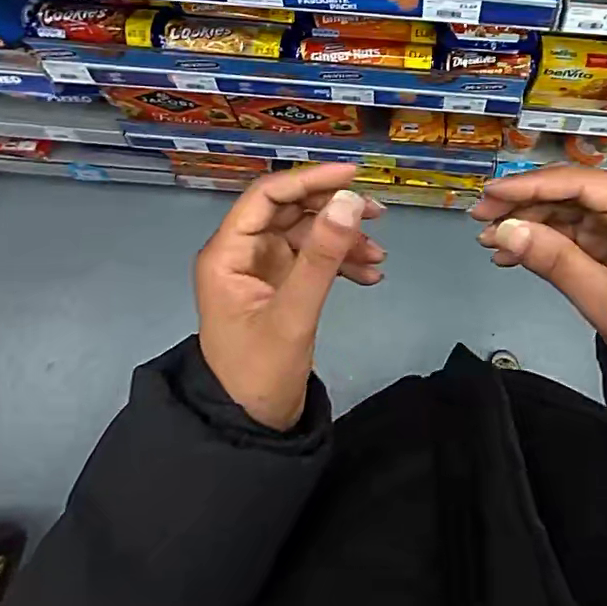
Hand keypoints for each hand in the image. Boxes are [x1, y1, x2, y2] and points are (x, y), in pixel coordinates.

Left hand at [195, 163, 385, 429]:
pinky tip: (370, 275)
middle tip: (377, 214)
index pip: (268, 196)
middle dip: (334, 210)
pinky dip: (341, 262)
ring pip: (307, 234)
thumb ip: (321, 257)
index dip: (310, 179)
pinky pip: (314, 260)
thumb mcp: (293, 315)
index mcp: (228, 252)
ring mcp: (263, 268)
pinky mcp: (281, 285)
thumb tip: (351, 201)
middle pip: (291, 211)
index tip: (353, 176)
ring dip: (343, 239)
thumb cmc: (259, 374)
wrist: (250, 429)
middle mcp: (243, 252)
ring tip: (379, 254)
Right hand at [473, 165, 606, 376]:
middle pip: (568, 191)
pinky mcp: (600, 240)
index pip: (585, 184)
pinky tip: (506, 253)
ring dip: (521, 221)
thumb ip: (556, 262)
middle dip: (522, 201)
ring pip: (558, 208)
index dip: (535, 184)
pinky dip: (532, 240)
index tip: (495, 192)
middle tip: (481, 214)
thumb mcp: (606, 300)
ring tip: (487, 238)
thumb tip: (505, 231)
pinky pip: (560, 230)